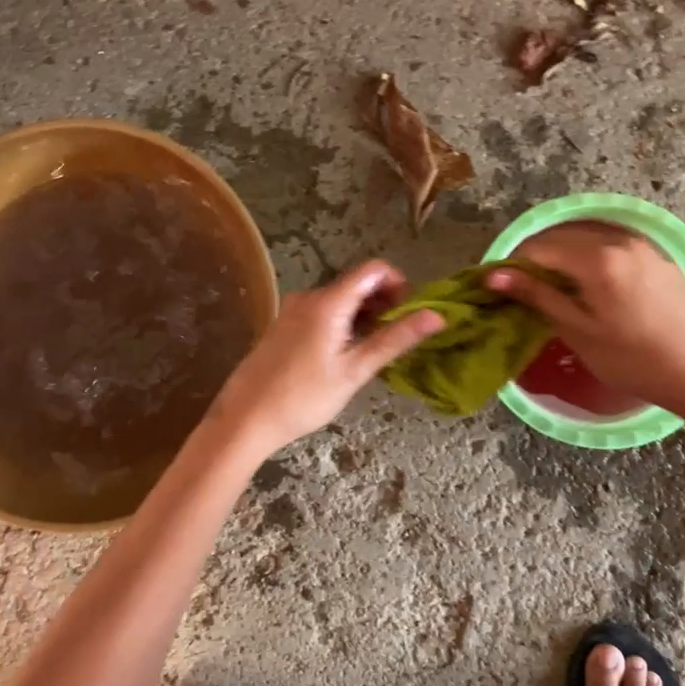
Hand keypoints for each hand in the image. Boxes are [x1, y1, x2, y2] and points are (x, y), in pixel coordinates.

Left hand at [203, 260, 442, 456]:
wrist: (246, 416)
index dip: (399, 283)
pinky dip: (343, 323)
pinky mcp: (285, 324)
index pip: (373, 269)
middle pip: (357, 283)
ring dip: (363, 315)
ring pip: (340, 299)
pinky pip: (323, 311)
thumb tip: (437, 315)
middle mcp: (310, 296)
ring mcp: (294, 309)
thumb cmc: (305, 396)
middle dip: (383, 302)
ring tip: (372, 349)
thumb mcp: (356, 370)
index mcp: (329, 301)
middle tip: (396, 336)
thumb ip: (395, 338)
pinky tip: (345, 354)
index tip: (410, 312)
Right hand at [486, 221, 684, 421]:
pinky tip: (592, 292)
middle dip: (538, 261)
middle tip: (524, 292)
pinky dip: (593, 263)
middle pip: (564, 239)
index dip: (514, 267)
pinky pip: (613, 251)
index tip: (501, 289)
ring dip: (565, 261)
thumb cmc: (633, 360)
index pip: (539, 248)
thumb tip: (493, 276)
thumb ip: (537, 296)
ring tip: (556, 293)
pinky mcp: (660, 261)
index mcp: (598, 259)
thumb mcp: (578, 330)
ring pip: (589, 243)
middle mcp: (621, 242)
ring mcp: (645, 249)